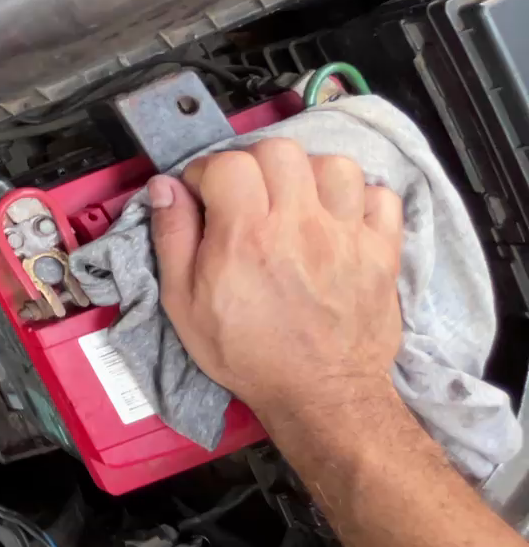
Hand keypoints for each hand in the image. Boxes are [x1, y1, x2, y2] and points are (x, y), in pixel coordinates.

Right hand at [149, 138, 405, 424]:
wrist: (318, 394)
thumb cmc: (241, 346)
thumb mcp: (179, 296)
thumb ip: (171, 234)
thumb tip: (164, 187)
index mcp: (244, 236)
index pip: (229, 163)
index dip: (206, 171)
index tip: (201, 195)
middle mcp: (299, 227)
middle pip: (280, 152)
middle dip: (251, 162)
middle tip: (241, 192)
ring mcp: (347, 238)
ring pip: (333, 164)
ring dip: (303, 173)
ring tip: (287, 198)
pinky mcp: (383, 253)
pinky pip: (382, 196)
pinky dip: (354, 195)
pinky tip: (329, 214)